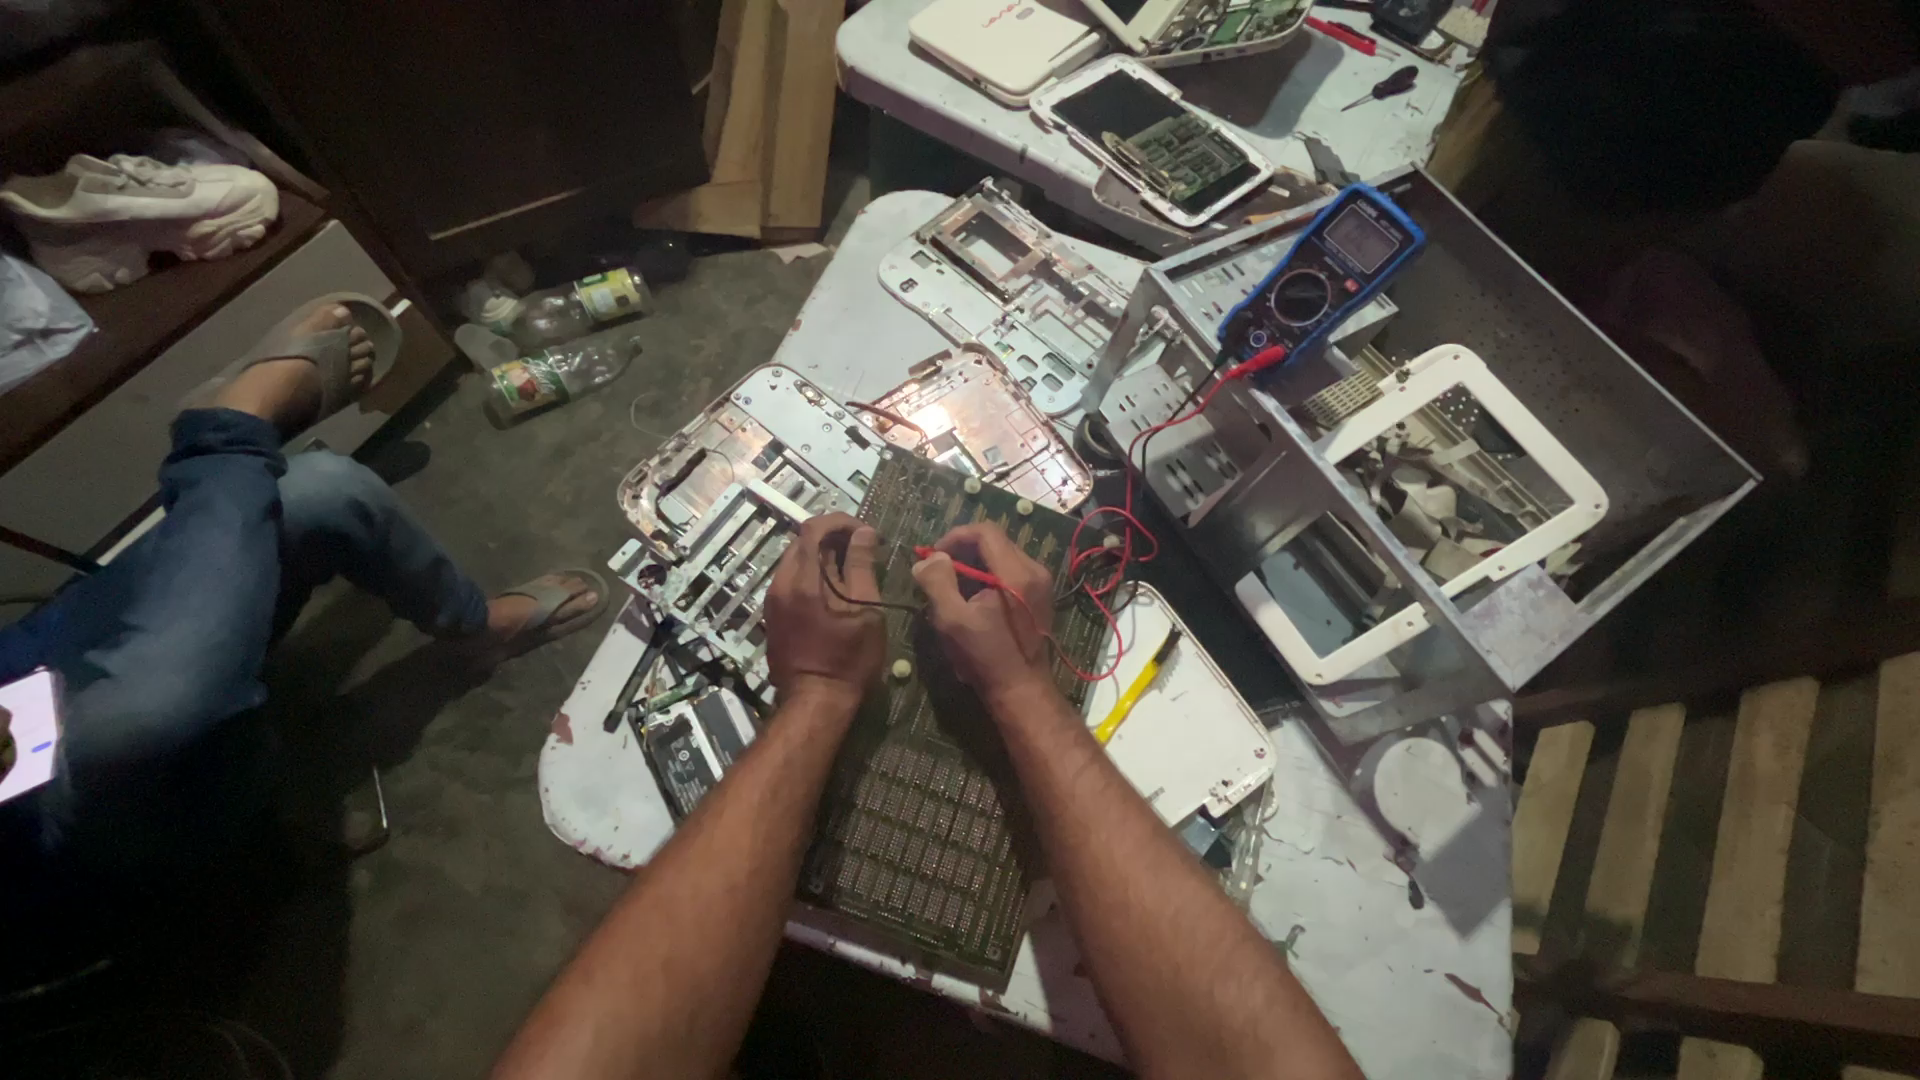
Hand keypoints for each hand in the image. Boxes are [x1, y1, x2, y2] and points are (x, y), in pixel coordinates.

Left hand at [765, 513, 885, 706]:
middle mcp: (781, 583)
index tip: (865, 532)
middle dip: (833, 536)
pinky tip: (833, 590)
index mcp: (803, 580)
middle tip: (863, 548)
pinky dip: (812, 573)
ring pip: (796, 560)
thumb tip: (863, 532)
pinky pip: (791, 579)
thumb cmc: (849, 658)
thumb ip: (862, 566)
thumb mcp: (865, 610)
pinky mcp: (773, 614)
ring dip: (823, 555)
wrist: (815, 701)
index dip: (840, 522)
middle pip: (802, 541)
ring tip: (852, 568)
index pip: (813, 528)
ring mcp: (773, 599)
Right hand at [911, 523, 1057, 709]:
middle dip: (963, 551)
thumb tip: (930, 558)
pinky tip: (973, 600)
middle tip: (939, 571)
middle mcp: (1034, 571)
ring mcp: (1040, 584)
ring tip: (952, 587)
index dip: (955, 536)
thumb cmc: (985, 657)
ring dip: (975, 565)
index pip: (986, 531)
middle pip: (995, 541)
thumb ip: (938, 582)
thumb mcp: (952, 620)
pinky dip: (989, 577)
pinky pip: (1011, 572)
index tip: (934, 556)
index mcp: (1016, 572)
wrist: (1021, 690)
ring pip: (1002, 556)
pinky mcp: (1039, 597)